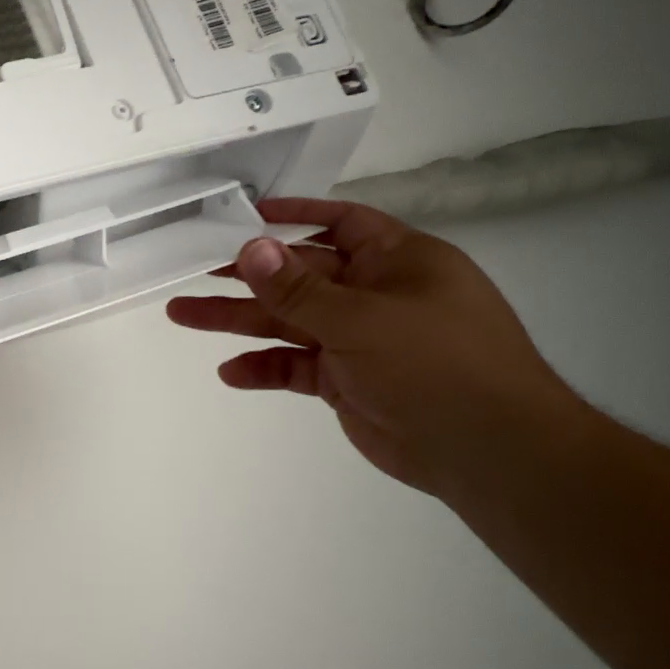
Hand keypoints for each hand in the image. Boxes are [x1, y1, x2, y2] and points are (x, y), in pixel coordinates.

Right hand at [165, 198, 591, 505]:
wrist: (488, 452)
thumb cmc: (437, 365)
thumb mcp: (361, 319)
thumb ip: (297, 287)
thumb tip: (250, 247)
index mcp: (398, 263)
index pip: (341, 224)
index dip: (294, 217)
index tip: (243, 216)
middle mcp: (376, 295)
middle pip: (298, 276)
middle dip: (244, 275)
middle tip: (189, 269)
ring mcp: (358, 340)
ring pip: (286, 321)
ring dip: (237, 319)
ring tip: (181, 315)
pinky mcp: (344, 380)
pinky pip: (293, 366)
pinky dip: (262, 367)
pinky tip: (230, 373)